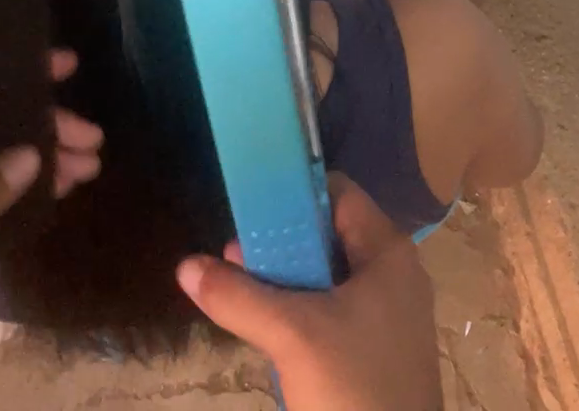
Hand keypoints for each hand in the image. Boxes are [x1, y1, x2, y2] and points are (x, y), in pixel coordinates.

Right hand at [176, 175, 441, 410]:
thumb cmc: (354, 388)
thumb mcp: (292, 335)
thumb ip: (239, 296)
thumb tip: (185, 265)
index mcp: (387, 252)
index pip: (338, 193)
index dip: (295, 191)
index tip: (251, 203)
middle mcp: (393, 274)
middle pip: (331, 234)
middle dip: (282, 239)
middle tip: (235, 249)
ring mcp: (389, 315)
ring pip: (330, 276)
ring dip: (286, 277)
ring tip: (240, 283)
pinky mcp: (378, 351)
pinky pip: (335, 311)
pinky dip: (301, 309)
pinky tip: (268, 325)